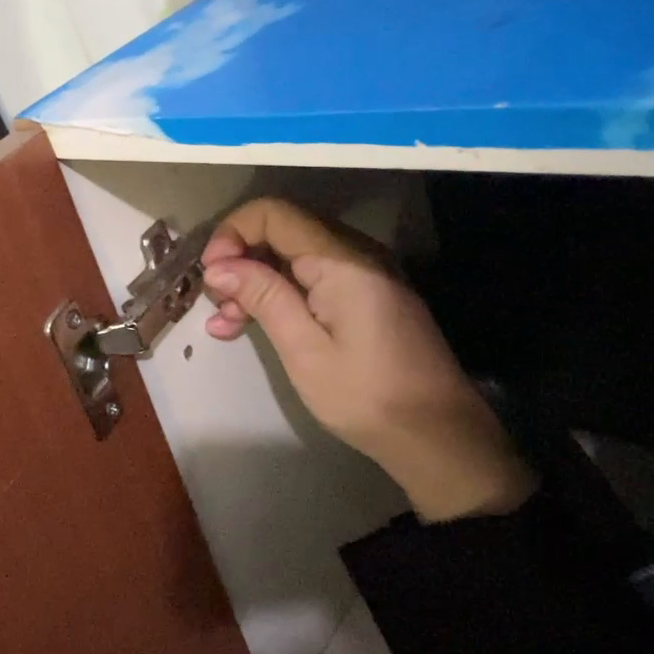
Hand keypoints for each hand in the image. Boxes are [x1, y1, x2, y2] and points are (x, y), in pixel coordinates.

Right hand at [201, 198, 536, 522]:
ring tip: (225, 323)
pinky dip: (279, 293)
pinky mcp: (367, 295)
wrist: (441, 440)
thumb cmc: (368, 397)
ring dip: (254, 281)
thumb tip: (218, 265)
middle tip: (216, 303)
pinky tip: (250, 325)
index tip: (212, 274)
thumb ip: (263, 297)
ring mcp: (365, 274)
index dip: (234, 233)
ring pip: (292, 255)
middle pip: (282, 230)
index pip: (274, 213)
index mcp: (343, 261)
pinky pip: (312, 276)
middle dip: (240, 259)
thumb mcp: (304, 351)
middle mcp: (357, 254)